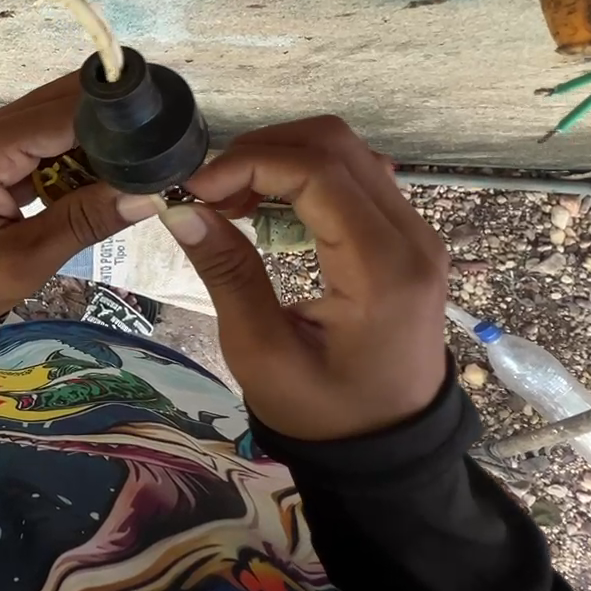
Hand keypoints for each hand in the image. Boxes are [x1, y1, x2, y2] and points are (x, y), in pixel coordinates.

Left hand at [0, 72, 168, 319]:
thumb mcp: (24, 259)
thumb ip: (84, 221)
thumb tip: (149, 194)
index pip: (65, 113)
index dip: (117, 119)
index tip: (167, 130)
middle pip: (62, 103)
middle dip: (112, 121)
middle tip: (164, 144)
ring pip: (54, 116)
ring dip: (96, 135)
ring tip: (144, 160)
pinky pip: (42, 137)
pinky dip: (74, 150)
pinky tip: (105, 173)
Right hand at [159, 116, 448, 441]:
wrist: (386, 446)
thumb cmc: (322, 409)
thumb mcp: (261, 352)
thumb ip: (226, 272)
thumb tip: (179, 208)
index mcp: (383, 267)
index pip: (317, 172)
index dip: (246, 165)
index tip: (192, 192)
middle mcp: (409, 236)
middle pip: (332, 144)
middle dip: (256, 152)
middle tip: (206, 192)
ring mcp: (411, 231)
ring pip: (340, 150)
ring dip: (273, 158)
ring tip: (226, 199)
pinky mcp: (399, 235)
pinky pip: (347, 174)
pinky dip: (293, 173)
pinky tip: (258, 206)